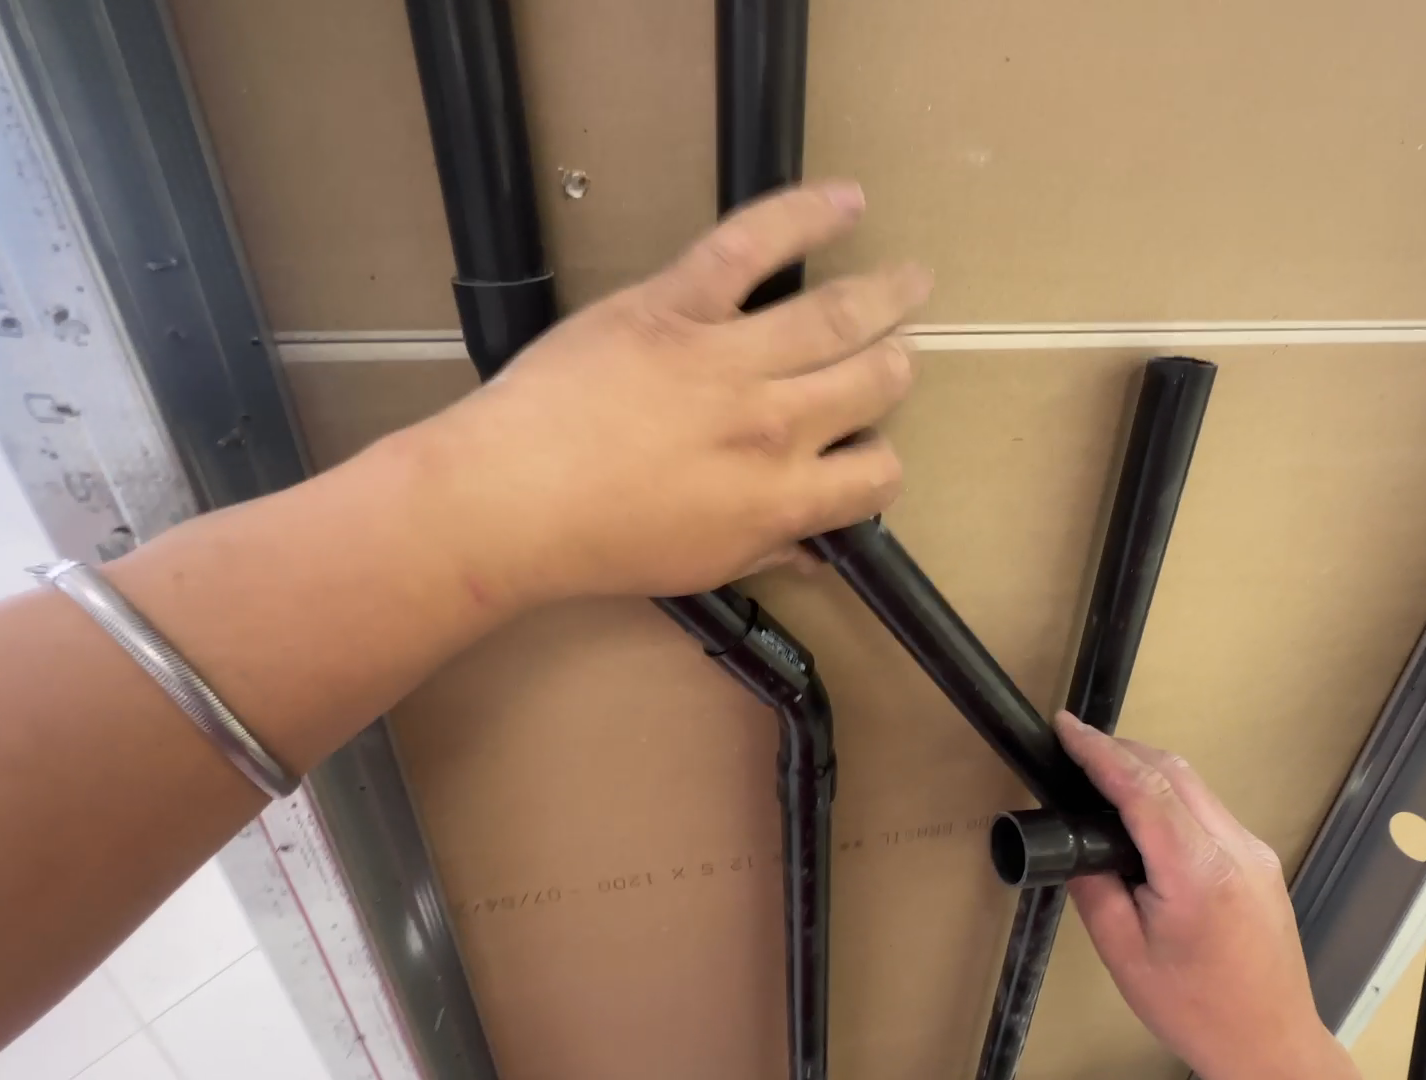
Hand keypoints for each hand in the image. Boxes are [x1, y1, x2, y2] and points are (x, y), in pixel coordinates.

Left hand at [392, 180, 930, 604]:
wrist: (511, 500)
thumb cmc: (605, 544)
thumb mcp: (702, 567)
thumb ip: (772, 551)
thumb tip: (818, 552)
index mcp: (782, 499)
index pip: (877, 476)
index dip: (881, 465)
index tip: (863, 453)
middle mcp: (775, 426)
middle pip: (873, 384)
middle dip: (893, 372)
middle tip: (893, 360)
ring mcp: (729, 360)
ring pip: (838, 318)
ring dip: (887, 297)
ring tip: (914, 280)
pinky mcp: (678, 305)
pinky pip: (752, 246)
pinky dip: (805, 216)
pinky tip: (849, 201)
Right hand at [1055, 713, 1360, 1079]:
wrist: (1275, 1050)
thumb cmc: (1196, 1011)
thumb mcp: (1123, 953)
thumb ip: (1093, 886)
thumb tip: (1076, 841)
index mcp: (1198, 874)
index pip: (1143, 788)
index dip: (1099, 750)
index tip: (1065, 726)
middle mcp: (1235, 848)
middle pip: (1172, 770)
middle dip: (1118, 747)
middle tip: (1074, 745)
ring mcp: (1253, 849)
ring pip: (1191, 781)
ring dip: (1143, 765)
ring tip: (1099, 771)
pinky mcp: (1258, 856)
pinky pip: (1204, 803)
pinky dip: (1166, 788)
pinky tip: (1140, 806)